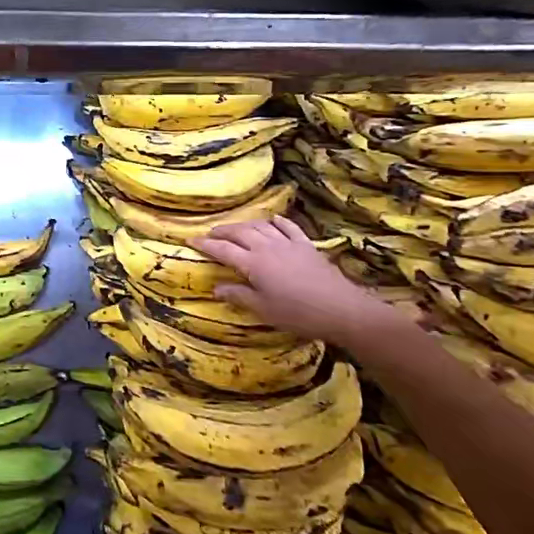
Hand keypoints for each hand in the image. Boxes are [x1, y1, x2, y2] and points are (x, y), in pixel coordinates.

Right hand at [192, 216, 395, 343]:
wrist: (342, 310)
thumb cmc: (297, 313)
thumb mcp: (262, 309)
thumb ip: (238, 295)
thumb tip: (217, 288)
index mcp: (252, 263)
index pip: (222, 249)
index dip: (205, 244)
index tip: (191, 241)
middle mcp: (267, 248)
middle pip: (240, 232)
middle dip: (222, 231)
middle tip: (210, 233)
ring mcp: (289, 244)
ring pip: (262, 226)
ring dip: (246, 224)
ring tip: (236, 228)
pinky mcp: (307, 246)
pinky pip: (290, 228)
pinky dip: (278, 222)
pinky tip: (273, 220)